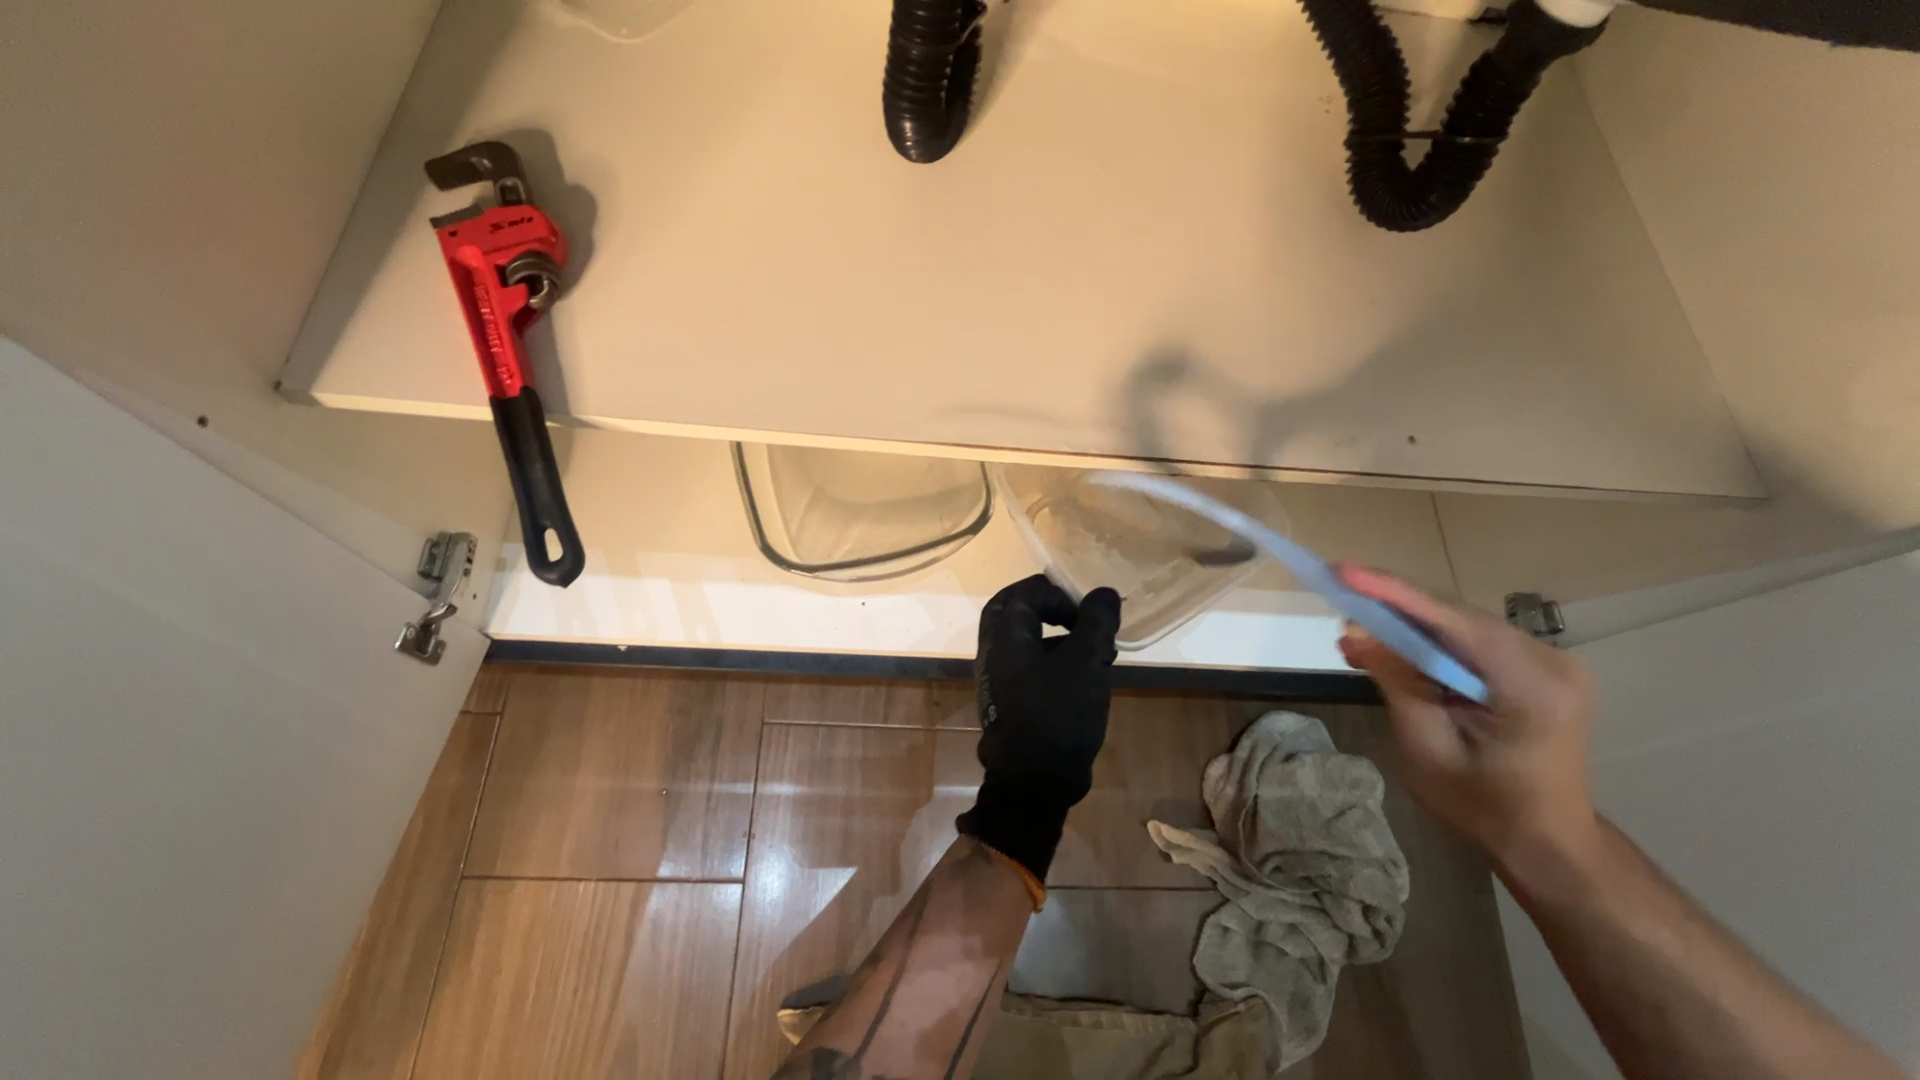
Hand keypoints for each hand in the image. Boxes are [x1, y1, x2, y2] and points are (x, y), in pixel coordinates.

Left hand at [956, 574, 1121, 879]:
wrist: (1033, 778)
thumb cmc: (1058, 712)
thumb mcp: (1087, 661)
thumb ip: (1096, 621)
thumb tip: (1103, 594)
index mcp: (1005, 636)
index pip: (1025, 593)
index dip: (1057, 594)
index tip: (1084, 613)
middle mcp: (993, 652)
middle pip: (1010, 611)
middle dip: (1042, 605)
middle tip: (1072, 611)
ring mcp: (996, 679)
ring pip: (1017, 639)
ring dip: (1048, 633)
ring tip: (1087, 647)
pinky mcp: (1006, 701)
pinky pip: (1024, 665)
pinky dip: (1047, 658)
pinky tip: (1078, 677)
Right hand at [1335, 566, 1597, 867]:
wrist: (1547, 840)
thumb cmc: (1483, 805)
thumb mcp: (1426, 746)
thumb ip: (1396, 682)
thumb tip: (1355, 632)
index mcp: (1532, 687)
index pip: (1455, 622)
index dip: (1396, 593)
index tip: (1345, 571)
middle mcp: (1553, 662)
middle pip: (1459, 618)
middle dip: (1397, 607)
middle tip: (1340, 596)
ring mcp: (1554, 662)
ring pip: (1465, 625)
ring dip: (1412, 623)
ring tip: (1358, 626)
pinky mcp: (1543, 668)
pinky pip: (1477, 640)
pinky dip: (1434, 639)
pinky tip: (1397, 645)